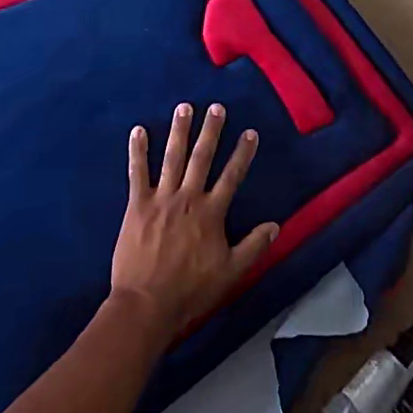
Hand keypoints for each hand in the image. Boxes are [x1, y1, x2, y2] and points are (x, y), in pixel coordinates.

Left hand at [111, 102, 278, 340]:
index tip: (250, 133)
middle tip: (217, 107)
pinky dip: (138, 151)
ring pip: (172, 158)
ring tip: (184, 108)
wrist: (146, 304)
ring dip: (179, 131)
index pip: (232, 176)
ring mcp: (160, 199)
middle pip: (202, 158)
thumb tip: (275, 225)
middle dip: (211, 131)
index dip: (243, 153)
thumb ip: (254, 246)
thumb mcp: (232, 272)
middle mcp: (188, 198)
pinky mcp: (136, 206)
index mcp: (212, 213)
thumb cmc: (192, 291)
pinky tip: (138, 130)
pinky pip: (137, 173)